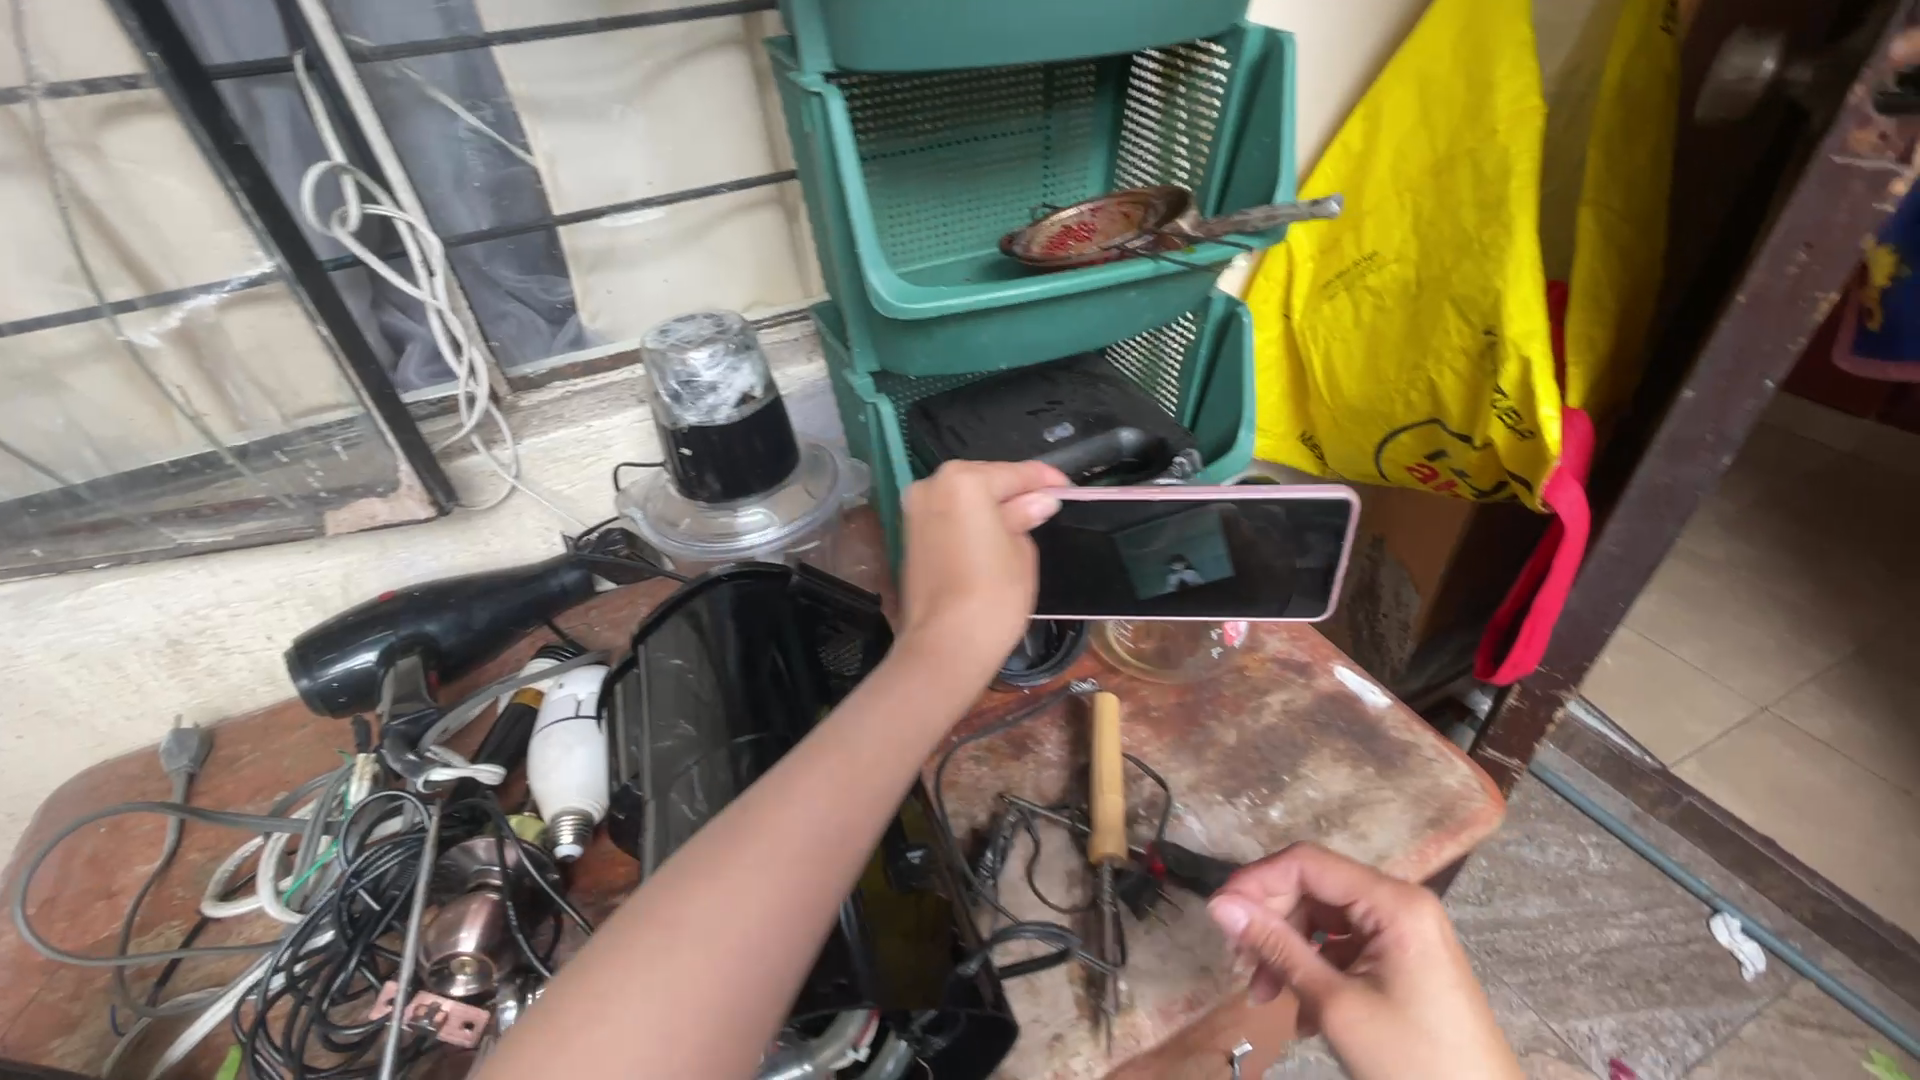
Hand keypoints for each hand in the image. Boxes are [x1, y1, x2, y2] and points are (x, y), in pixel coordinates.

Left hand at [895, 460, 1068, 673]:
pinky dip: (969, 522)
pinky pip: (948, 517)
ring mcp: (915, 511)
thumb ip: (1025, 517)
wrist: (946, 646)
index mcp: (964, 481)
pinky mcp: (908, 537)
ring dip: (990, 506)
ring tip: (1024, 521)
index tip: (1067, 487)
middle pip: (983, 480)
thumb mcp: (1022, 551)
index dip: (1044, 480)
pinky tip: (993, 536)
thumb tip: (1037, 502)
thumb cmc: (993, 596)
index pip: (1014, 473)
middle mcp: (932, 486)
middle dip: (1014, 491)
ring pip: (962, 498)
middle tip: (1046, 505)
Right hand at [1207, 844, 1522, 1079]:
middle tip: (1241, 963)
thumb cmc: (1414, 1064)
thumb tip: (1218, 904)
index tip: (1220, 914)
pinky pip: (1342, 944)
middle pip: (1313, 888)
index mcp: (1393, 901)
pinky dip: (1313, 968)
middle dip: (1272, 922)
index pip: (1307, 863)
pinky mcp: (1401, 958)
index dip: (1256, 881)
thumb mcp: (1334, 1004)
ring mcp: (1403, 931)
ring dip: (1288, 950)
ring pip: (1322, 918)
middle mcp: (1399, 903)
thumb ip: (1275, 946)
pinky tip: (1299, 1010)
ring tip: (1265, 994)